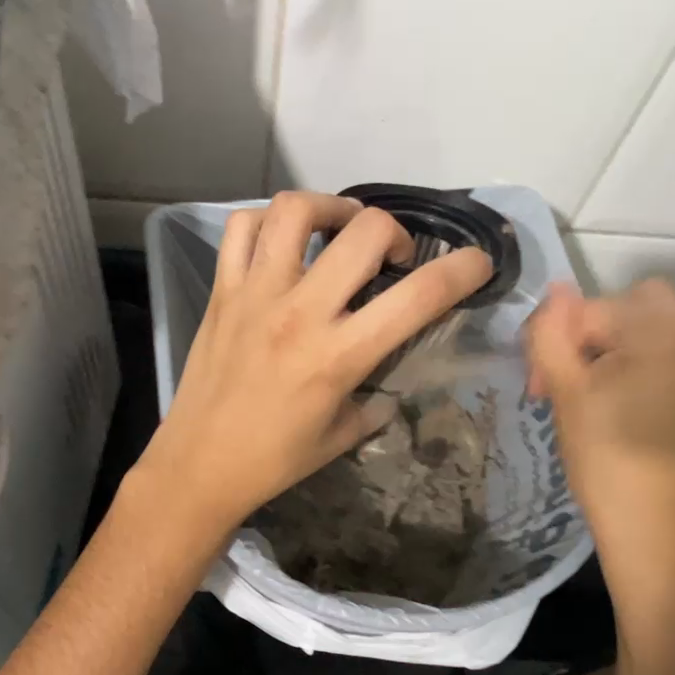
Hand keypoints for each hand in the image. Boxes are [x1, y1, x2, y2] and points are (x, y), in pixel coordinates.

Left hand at [132, 191, 492, 535]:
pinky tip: (282, 242)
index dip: (461, 270)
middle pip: (365, 232)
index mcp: (339, 356)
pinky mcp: (222, 292)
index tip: (476, 263)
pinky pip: (243, 229)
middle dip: (394, 233)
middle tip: (390, 258)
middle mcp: (301, 313)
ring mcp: (256, 295)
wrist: (199, 466)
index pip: (418, 297)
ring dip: (332, 208)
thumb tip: (389, 387)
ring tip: (340, 229)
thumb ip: (374, 403)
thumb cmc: (273, 460)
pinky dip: (267, 222)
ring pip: (296, 211)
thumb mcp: (341, 437)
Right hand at [525, 279, 674, 538]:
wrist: (652, 515)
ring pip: (664, 314)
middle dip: (592, 334)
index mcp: (653, 326)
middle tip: (569, 383)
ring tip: (605, 374)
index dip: (556, 343)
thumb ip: (551, 334)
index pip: (588, 310)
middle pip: (628, 304)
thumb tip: (556, 289)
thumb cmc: (603, 454)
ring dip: (630, 333)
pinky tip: (641, 374)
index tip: (540, 388)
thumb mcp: (564, 391)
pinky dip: (670, 341)